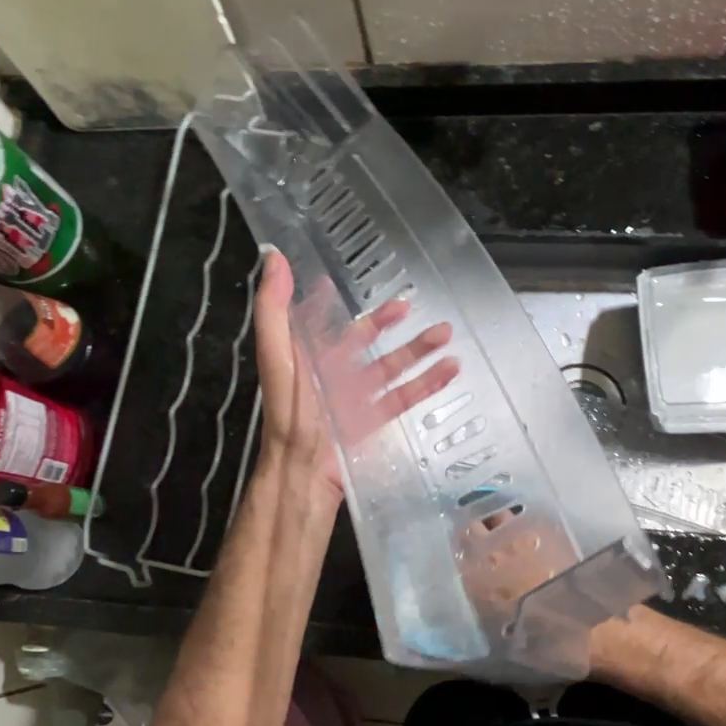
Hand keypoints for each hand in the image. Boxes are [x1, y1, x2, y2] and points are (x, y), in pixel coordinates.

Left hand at [252, 247, 459, 501]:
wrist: (304, 467)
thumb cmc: (289, 410)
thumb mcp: (277, 354)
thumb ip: (274, 310)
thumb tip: (274, 257)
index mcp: (308, 354)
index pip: (322, 319)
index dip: (334, 299)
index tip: (354, 276)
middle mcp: (332, 372)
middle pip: (364, 339)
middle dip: (388, 321)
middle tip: (412, 303)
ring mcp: (356, 397)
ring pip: (391, 365)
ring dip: (418, 348)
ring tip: (446, 332)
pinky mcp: (374, 420)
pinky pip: (404, 396)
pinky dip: (428, 382)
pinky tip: (451, 368)